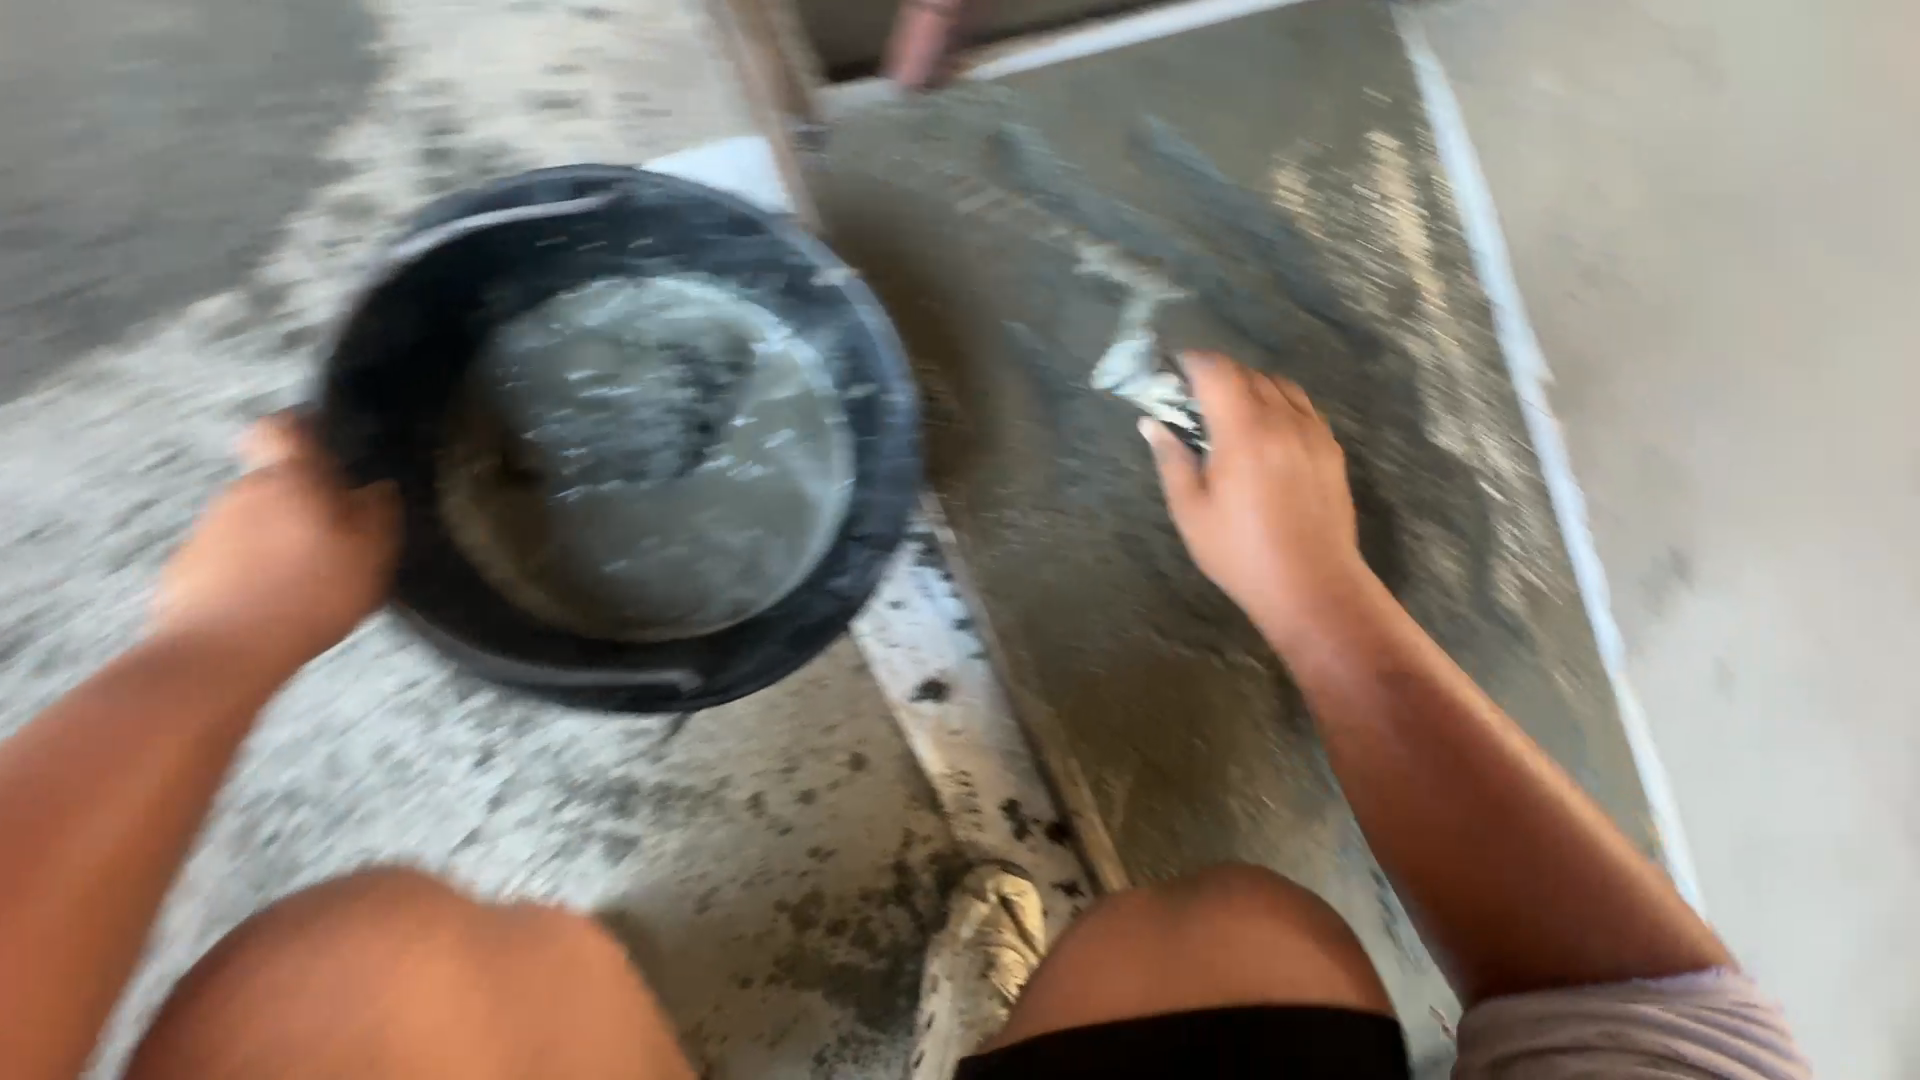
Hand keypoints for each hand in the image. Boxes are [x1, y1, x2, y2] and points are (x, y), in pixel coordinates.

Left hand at [153, 412, 400, 673]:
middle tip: (342, 534)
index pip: (282, 428)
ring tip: (314, 576)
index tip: (324, 441)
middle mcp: (242, 493)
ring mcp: (208, 530)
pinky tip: (281, 600)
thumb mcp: (372, 553)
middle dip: (305, 500)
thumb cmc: (312, 591)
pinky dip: (257, 567)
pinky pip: (234, 554)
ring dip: (283, 537)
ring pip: (256, 519)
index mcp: (289, 480)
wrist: (222, 652)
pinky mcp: (188, 567)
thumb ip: (378, 513)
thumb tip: (377, 489)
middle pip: (275, 480)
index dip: (301, 426)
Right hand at [1141, 351, 1368, 643]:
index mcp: (1244, 433)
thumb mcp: (1190, 511)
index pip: (1217, 371)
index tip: (1171, 370)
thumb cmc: (1239, 553)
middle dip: (1216, 376)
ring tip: (1227, 413)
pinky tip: (1263, 432)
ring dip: (1249, 387)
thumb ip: (1171, 459)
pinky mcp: (1330, 449)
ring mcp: (1313, 433)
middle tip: (1191, 400)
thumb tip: (1153, 423)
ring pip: (1279, 386)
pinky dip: (1277, 404)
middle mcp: (1283, 421)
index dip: (1191, 362)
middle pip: (1247, 374)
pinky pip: (1301, 407)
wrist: (1311, 585)